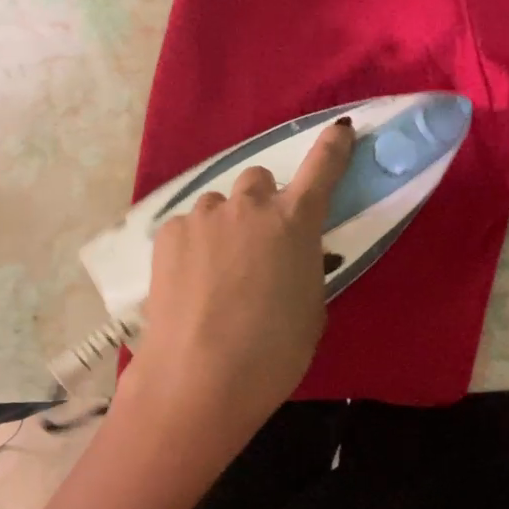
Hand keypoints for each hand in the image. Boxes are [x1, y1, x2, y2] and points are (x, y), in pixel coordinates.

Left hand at [128, 119, 356, 439]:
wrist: (199, 378)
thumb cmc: (273, 353)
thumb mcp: (311, 308)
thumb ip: (304, 266)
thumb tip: (289, 258)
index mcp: (295, 222)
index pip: (322, 169)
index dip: (333, 147)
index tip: (339, 130)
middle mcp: (250, 206)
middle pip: (259, 180)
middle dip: (262, 202)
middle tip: (258, 243)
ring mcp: (204, 216)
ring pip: (220, 206)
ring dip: (225, 226)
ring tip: (217, 273)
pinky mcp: (168, 233)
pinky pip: (189, 227)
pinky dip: (194, 246)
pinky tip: (190, 284)